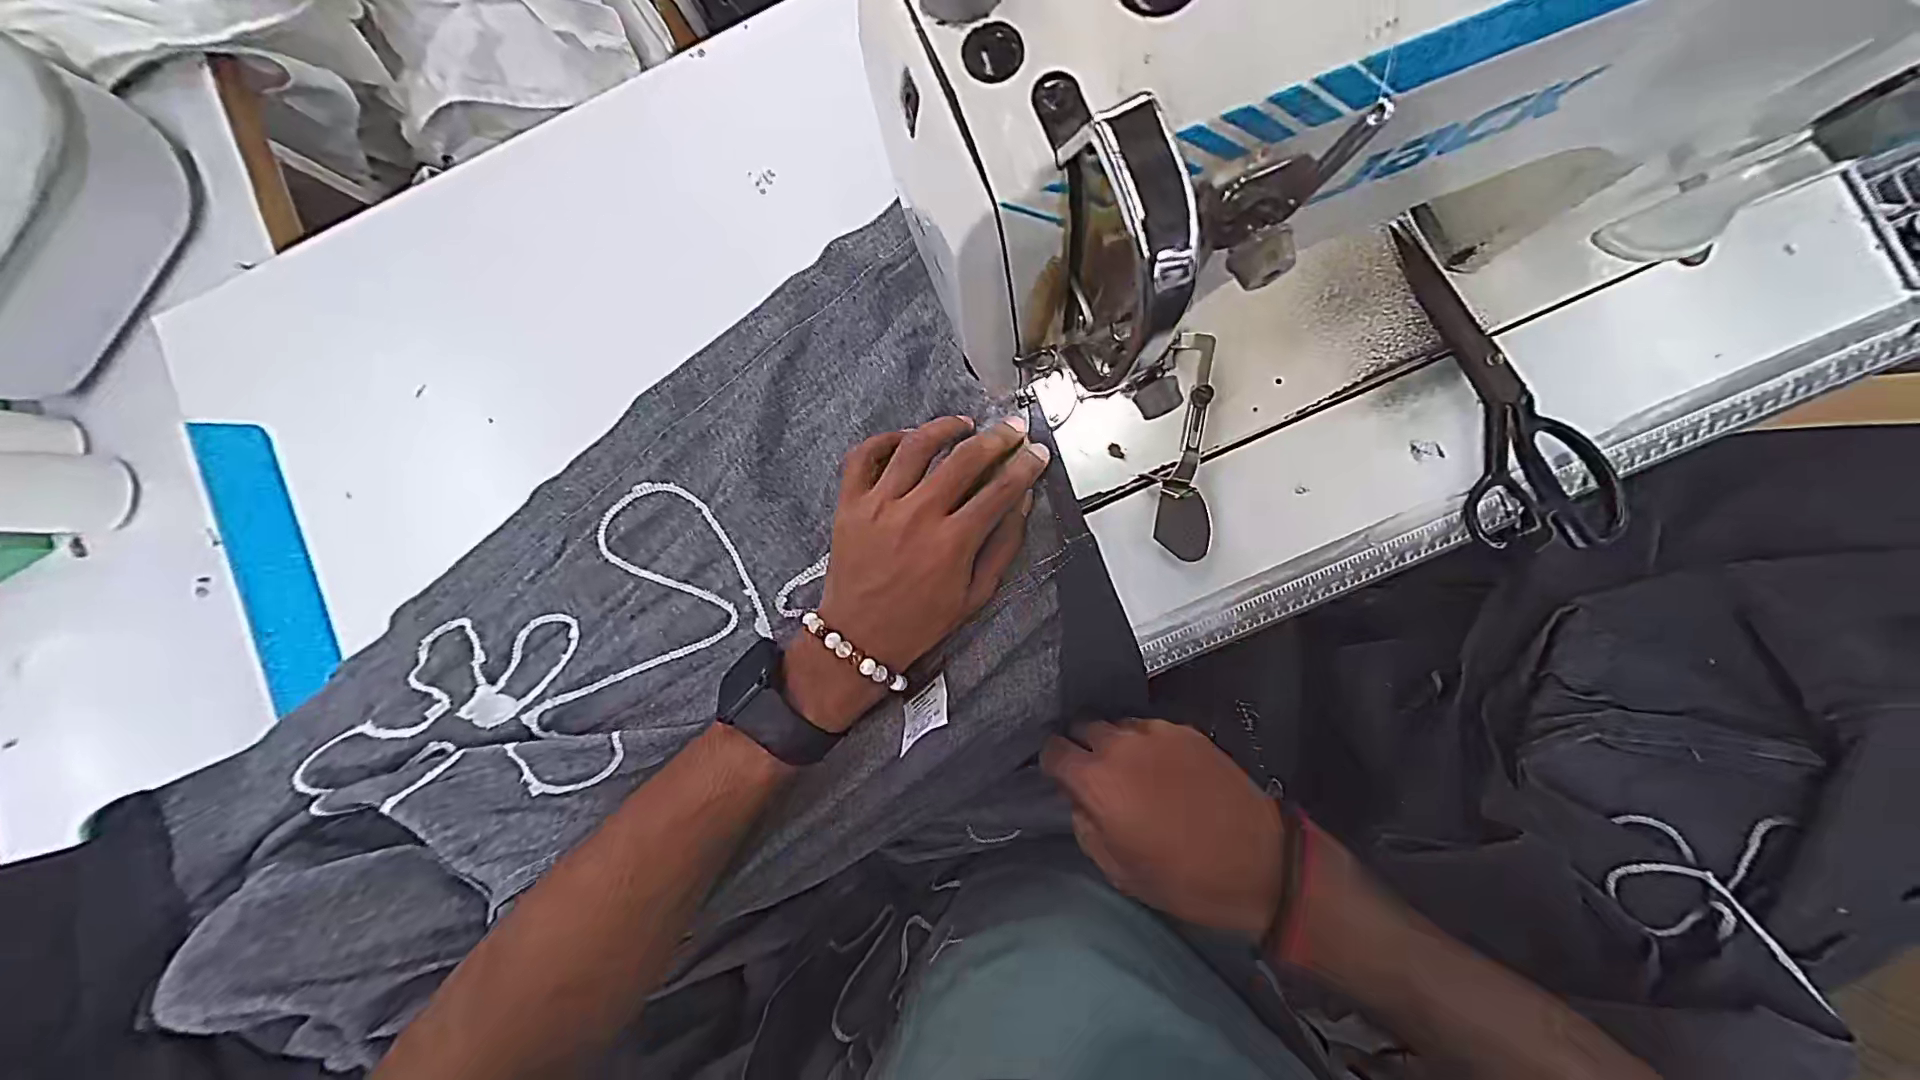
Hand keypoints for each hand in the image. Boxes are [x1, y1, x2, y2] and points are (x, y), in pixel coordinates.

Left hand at [781, 414, 1049, 732]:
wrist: (860, 638)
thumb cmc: (916, 622)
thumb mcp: (974, 595)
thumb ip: (1003, 546)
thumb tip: (1021, 504)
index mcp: (951, 543)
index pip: (1000, 489)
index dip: (1025, 466)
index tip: (1035, 454)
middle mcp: (916, 517)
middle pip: (965, 458)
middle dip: (998, 438)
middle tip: (1011, 431)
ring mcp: (880, 507)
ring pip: (917, 445)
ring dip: (946, 427)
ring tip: (964, 424)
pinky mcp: (850, 504)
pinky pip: (864, 456)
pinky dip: (886, 439)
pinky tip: (907, 438)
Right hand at [1041, 718, 1285, 942]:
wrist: (1260, 864)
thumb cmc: (1183, 878)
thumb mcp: (1117, 870)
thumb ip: (1085, 826)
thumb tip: (1080, 801)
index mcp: (1096, 780)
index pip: (1052, 750)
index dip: (1052, 764)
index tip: (1061, 778)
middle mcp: (1120, 745)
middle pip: (1081, 726)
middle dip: (1081, 747)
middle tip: (1095, 774)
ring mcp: (1156, 733)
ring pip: (1117, 725)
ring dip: (1114, 743)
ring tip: (1132, 769)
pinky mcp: (1186, 730)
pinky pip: (1150, 729)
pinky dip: (1147, 743)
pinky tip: (1163, 767)